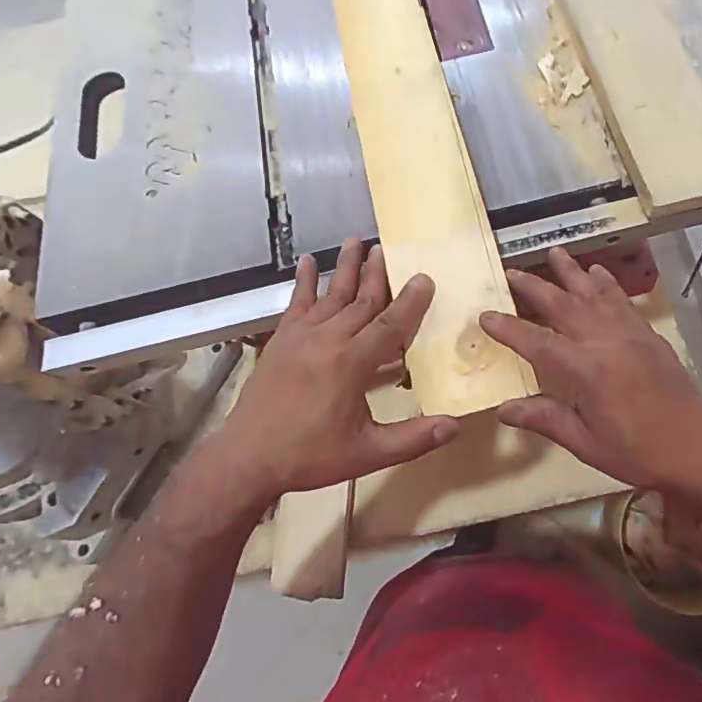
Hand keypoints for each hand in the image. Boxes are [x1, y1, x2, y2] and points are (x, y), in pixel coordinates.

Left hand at [211, 240, 457, 509]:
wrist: (247, 459)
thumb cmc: (311, 456)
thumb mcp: (367, 453)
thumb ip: (413, 438)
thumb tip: (454, 425)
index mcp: (350, 364)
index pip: (389, 324)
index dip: (410, 302)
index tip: (425, 278)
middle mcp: (326, 342)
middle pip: (360, 300)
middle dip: (378, 274)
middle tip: (392, 249)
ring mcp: (299, 338)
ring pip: (330, 295)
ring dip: (346, 268)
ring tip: (357, 242)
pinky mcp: (280, 342)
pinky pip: (296, 304)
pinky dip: (304, 282)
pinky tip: (307, 262)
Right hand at [479, 248, 701, 502]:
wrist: (695, 445)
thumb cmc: (637, 451)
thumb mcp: (586, 442)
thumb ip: (545, 419)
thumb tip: (504, 409)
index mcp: (586, 370)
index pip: (537, 342)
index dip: (509, 328)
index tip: (485, 315)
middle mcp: (606, 341)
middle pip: (564, 304)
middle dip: (535, 287)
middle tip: (511, 271)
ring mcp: (630, 333)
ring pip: (595, 293)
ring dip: (572, 272)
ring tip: (555, 252)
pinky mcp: (648, 334)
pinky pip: (622, 300)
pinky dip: (607, 283)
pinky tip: (599, 273)